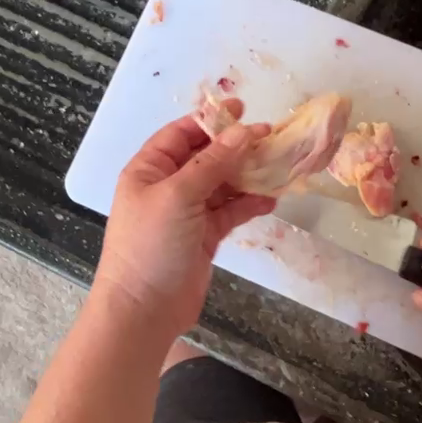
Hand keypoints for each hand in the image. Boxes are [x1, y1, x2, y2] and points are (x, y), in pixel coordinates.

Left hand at [95, 102, 276, 339]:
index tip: (243, 111)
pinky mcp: (203, 236)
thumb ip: (213, 162)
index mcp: (149, 169)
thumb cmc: (151, 245)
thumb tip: (245, 131)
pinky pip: (229, 211)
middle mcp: (167, 186)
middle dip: (236, 148)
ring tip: (277, 166)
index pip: (181, 134)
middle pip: (205, 157)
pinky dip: (248, 203)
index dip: (211, 121)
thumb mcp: (179, 195)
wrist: (144, 311)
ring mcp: (186, 212)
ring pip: (222, 183)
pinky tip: (271, 198)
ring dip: (247, 175)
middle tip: (271, 138)